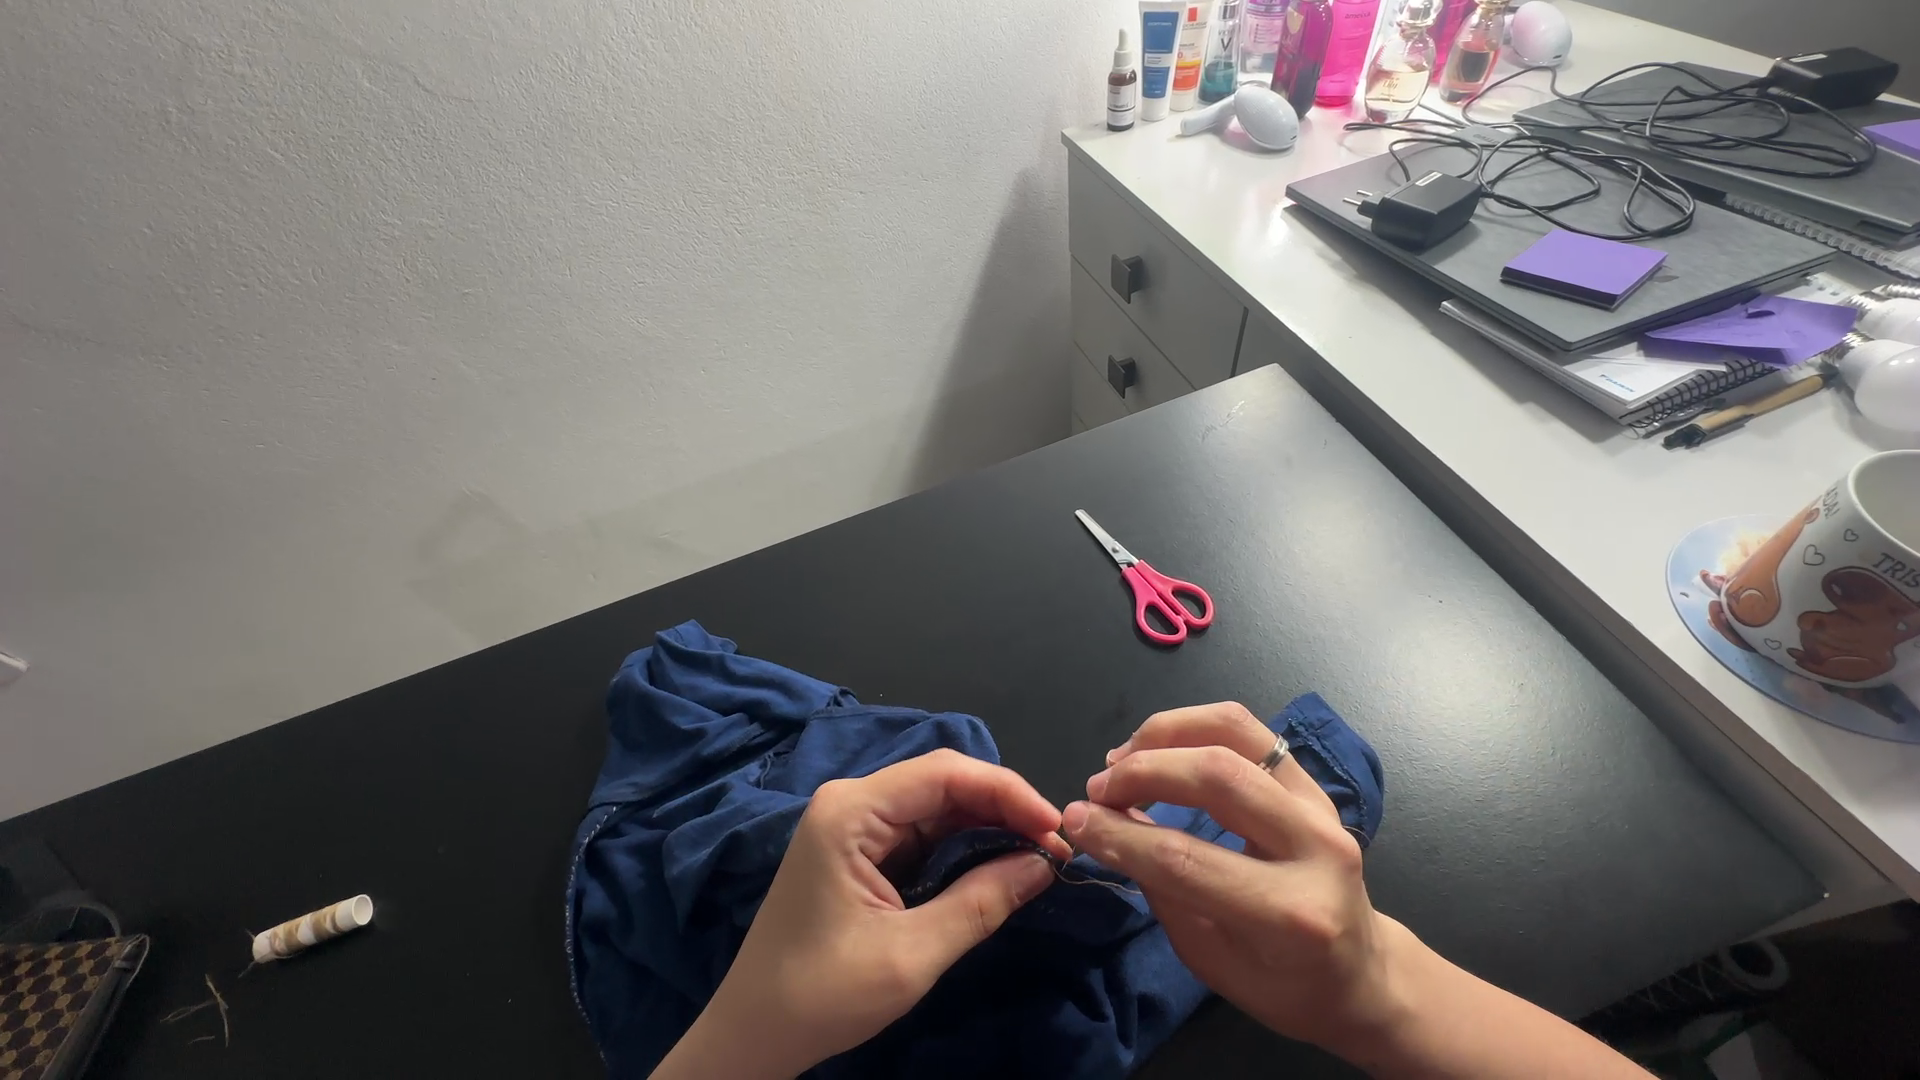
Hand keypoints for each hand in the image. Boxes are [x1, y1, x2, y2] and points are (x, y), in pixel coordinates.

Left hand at [654, 749, 1070, 1079]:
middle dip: (1001, 805)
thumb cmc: (822, 995)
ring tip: (1035, 851)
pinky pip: (921, 829)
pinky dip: (963, 841)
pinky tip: (996, 858)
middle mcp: (852, 801)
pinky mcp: (859, 846)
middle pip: (942, 780)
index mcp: (851, 810)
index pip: (944, 773)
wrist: (752, 1034)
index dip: (1006, 791)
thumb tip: (1042, 864)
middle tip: (1052, 844)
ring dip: (987, 822)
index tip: (1054, 827)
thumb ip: (981, 902)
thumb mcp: (911, 955)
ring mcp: (854, 821)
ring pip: (936, 802)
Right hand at [1062, 702, 1407, 1057]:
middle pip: (1216, 778)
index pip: (1185, 859)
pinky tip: (1160, 745)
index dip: (1118, 835)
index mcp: (1290, 914)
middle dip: (1141, 773)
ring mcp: (1319, 804)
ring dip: (1164, 734)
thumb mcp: (1208, 957)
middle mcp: (1316, 847)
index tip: (1075, 821)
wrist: (1361, 973)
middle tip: (1098, 789)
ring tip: (1123, 757)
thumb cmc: (1281, 983)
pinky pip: (1247, 729)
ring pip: (1234, 733)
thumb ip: (1160, 886)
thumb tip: (1102, 825)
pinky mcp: (1310, 781)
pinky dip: (1192, 724)